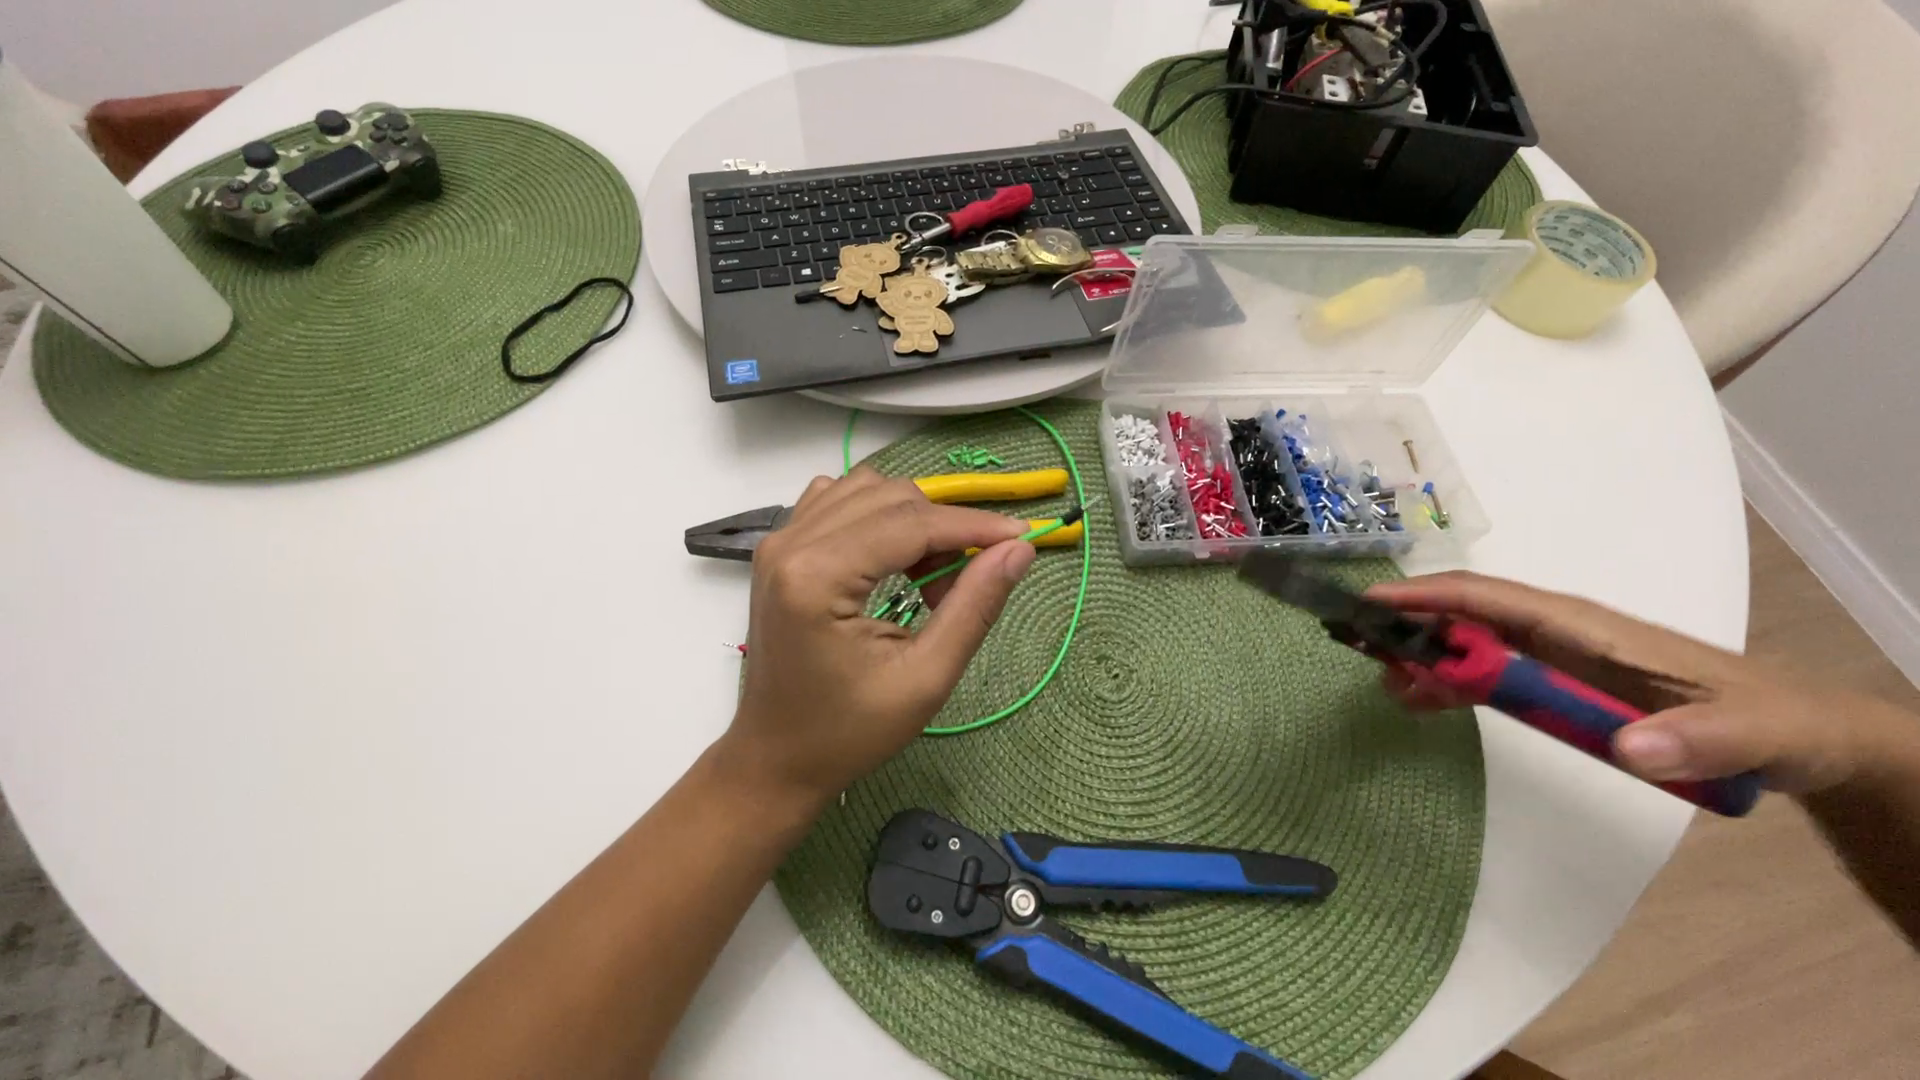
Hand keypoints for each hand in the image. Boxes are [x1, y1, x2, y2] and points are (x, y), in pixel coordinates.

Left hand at [718, 467, 1036, 804]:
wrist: (776, 758)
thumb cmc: (848, 732)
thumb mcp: (925, 679)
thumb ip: (974, 608)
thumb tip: (1019, 550)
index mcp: (816, 576)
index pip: (911, 523)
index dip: (973, 526)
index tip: (1023, 537)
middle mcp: (790, 543)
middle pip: (891, 497)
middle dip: (942, 530)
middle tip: (962, 587)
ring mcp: (778, 541)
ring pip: (867, 490)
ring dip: (912, 521)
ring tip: (926, 580)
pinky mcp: (778, 548)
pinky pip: (838, 501)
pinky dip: (878, 518)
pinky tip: (890, 561)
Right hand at [1367, 571, 1919, 792]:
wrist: (1801, 735)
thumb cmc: (1776, 723)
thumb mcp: (1756, 736)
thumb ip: (1699, 740)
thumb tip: (1627, 747)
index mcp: (1588, 628)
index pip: (1492, 598)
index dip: (1428, 596)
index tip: (1371, 604)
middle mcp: (1560, 633)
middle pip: (1466, 613)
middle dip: (1407, 623)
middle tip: (1357, 648)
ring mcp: (1555, 658)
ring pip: (1469, 641)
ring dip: (1421, 655)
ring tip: (1384, 683)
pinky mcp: (1557, 683)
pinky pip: (1487, 673)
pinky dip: (1446, 681)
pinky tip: (1419, 701)